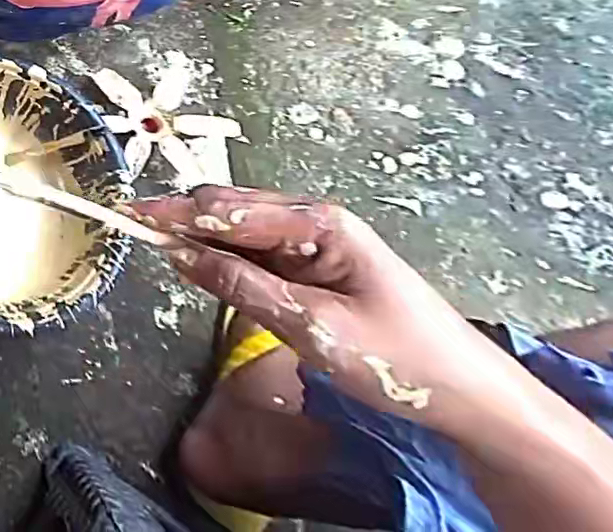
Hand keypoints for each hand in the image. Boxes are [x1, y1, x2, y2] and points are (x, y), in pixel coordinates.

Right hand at [134, 186, 525, 429]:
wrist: (478, 403)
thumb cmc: (404, 362)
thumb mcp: (314, 327)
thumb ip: (241, 286)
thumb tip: (179, 254)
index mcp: (319, 224)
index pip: (232, 210)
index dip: (179, 213)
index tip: (133, 214)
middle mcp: (311, 221)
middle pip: (230, 209)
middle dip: (184, 218)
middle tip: (137, 229)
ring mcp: (310, 242)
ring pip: (237, 228)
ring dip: (199, 237)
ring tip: (158, 245)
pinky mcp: (309, 266)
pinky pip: (253, 252)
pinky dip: (221, 257)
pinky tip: (199, 264)